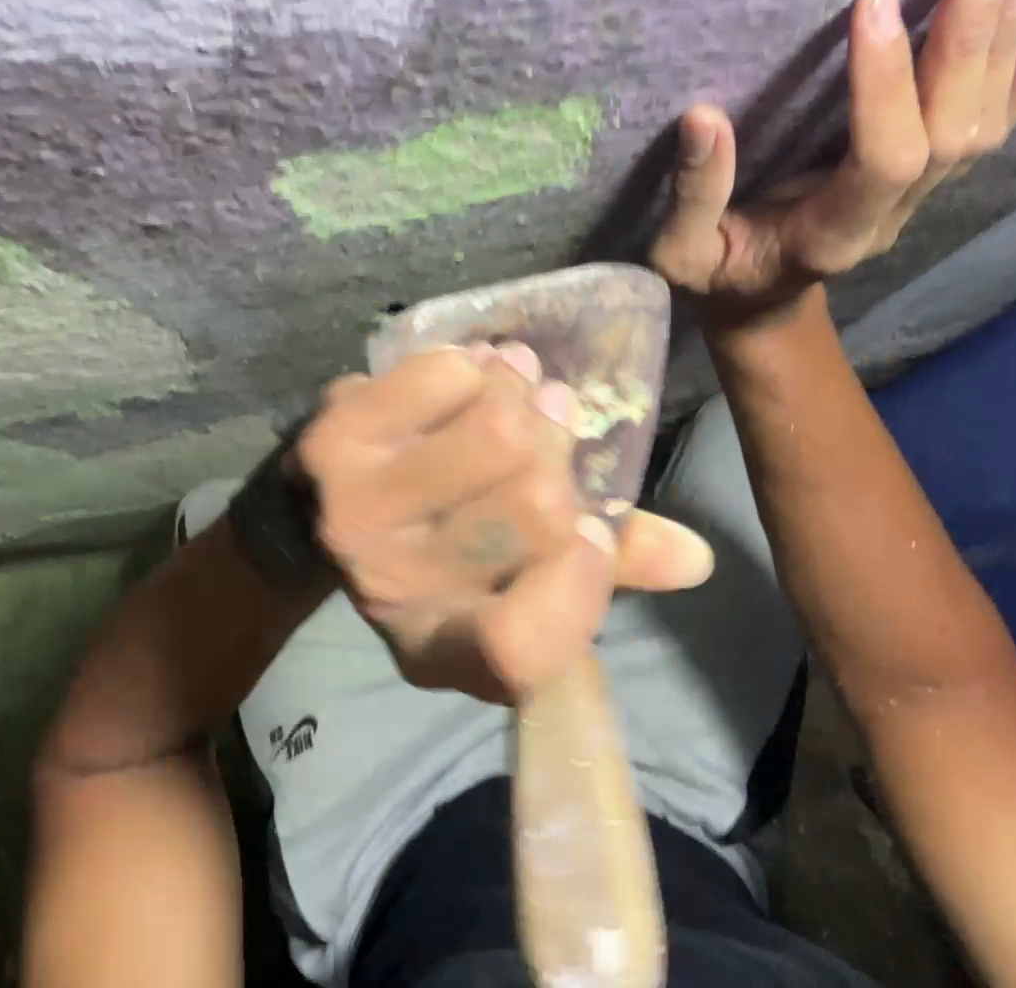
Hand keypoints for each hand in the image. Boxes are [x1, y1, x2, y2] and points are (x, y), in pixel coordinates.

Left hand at [295, 342, 713, 703]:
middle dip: (560, 453)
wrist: (322, 503)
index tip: (596, 528)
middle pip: (535, 510)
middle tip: (554, 423)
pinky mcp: (329, 445)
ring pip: (497, 434)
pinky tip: (470, 375)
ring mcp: (353, 519)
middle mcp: (391, 595)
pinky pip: (444, 379)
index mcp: (445, 649)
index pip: (518, 652)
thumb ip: (608, 566)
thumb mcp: (516, 571)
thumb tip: (693, 557)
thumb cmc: (440, 539)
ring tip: (518, 390)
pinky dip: (474, 364)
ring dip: (524, 396)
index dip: (578, 587)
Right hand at [652, 0, 1015, 324]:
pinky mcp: (921, 187)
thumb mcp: (680, 253)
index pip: (884, 159)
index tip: (872, 1)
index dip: (887, 85)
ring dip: (1003, 41)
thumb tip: (701, 117)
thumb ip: (692, 197)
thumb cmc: (714, 279)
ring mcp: (913, 204)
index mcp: (829, 237)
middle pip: (952, 132)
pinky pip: (988, 133)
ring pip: (981, 126)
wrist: (758, 305)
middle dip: (971, 40)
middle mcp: (887, 220)